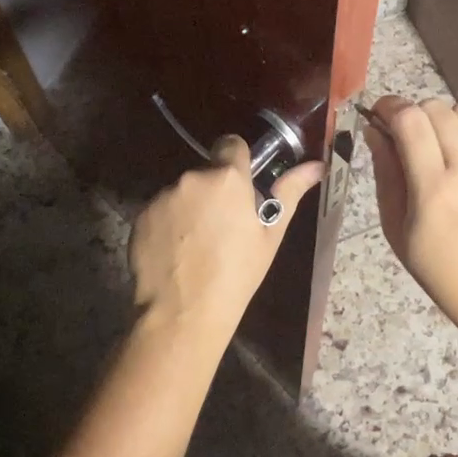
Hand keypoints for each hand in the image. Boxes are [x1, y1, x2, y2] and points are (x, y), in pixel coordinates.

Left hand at [129, 136, 325, 334]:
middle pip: (206, 172)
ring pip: (182, 191)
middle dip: (214, 191)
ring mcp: (162, 196)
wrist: (183, 312)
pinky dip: (167, 223)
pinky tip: (175, 252)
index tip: (240, 186)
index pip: (231, 144)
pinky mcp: (140, 215)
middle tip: (222, 226)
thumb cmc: (237, 274)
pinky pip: (160, 209)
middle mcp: (192, 177)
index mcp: (227, 177)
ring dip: (190, 206)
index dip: (236, 161)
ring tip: (196, 243)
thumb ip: (290, 192)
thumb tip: (317, 166)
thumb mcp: (270, 235)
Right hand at [363, 97, 457, 341]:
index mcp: (433, 190)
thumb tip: (375, 131)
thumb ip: (385, 175)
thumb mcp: (397, 229)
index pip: (410, 121)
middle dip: (414, 113)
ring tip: (440, 141)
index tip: (379, 114)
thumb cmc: (440, 270)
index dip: (389, 107)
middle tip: (406, 134)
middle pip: (436, 108)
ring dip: (445, 117)